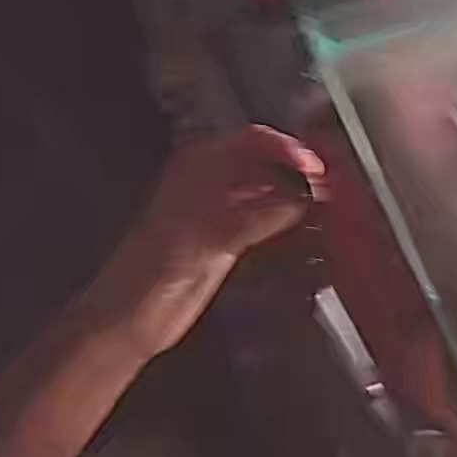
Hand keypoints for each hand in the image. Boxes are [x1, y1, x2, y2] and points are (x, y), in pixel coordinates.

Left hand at [99, 126, 327, 356]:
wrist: (130, 316)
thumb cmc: (159, 265)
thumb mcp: (215, 234)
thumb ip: (262, 215)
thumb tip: (302, 202)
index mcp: (203, 165)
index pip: (254, 140)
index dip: (287, 147)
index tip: (315, 164)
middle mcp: (214, 181)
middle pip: (263, 162)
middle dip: (295, 168)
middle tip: (327, 181)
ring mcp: (220, 209)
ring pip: (266, 189)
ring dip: (293, 193)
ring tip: (323, 201)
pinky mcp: (227, 238)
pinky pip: (264, 218)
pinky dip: (285, 217)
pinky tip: (303, 223)